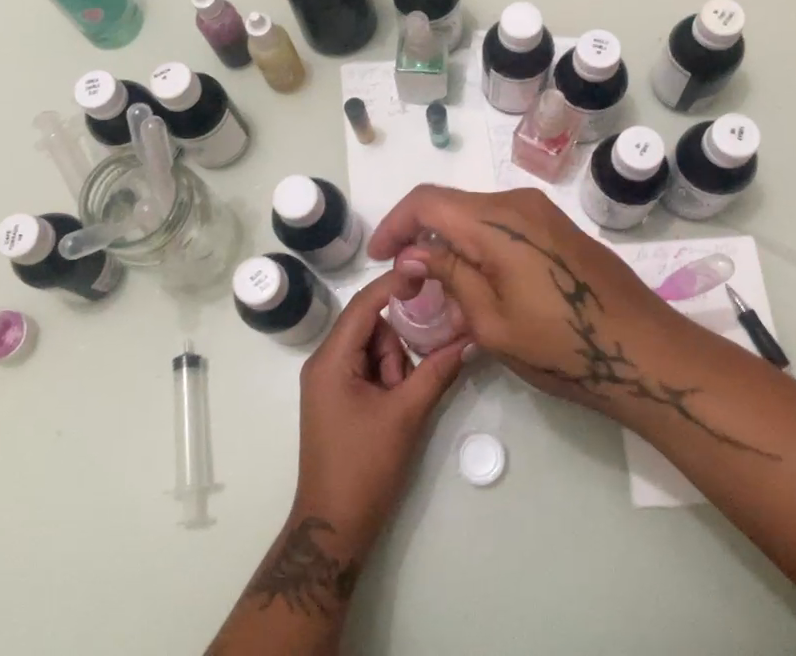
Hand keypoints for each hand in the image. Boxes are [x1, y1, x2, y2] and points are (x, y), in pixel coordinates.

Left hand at [293, 269, 468, 551]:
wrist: (335, 524)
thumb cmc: (365, 466)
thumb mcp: (406, 415)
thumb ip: (437, 371)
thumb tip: (470, 338)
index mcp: (331, 359)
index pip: (364, 304)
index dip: (395, 285)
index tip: (429, 271)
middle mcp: (325, 363)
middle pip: (371, 327)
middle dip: (400, 345)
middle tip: (412, 381)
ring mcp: (330, 382)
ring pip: (374, 350)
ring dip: (396, 366)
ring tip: (402, 404)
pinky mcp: (340, 400)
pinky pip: (369, 371)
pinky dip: (390, 379)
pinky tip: (401, 405)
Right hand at [367, 186, 678, 411]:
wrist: (646, 353)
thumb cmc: (562, 346)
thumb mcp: (492, 322)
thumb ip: (450, 276)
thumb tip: (413, 251)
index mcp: (497, 222)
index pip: (427, 202)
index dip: (394, 224)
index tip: (378, 257)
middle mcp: (520, 203)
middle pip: (452, 204)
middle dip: (421, 235)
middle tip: (406, 279)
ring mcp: (545, 214)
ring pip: (479, 215)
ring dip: (451, 242)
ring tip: (439, 288)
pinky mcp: (561, 230)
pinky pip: (506, 226)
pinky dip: (480, 246)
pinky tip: (480, 284)